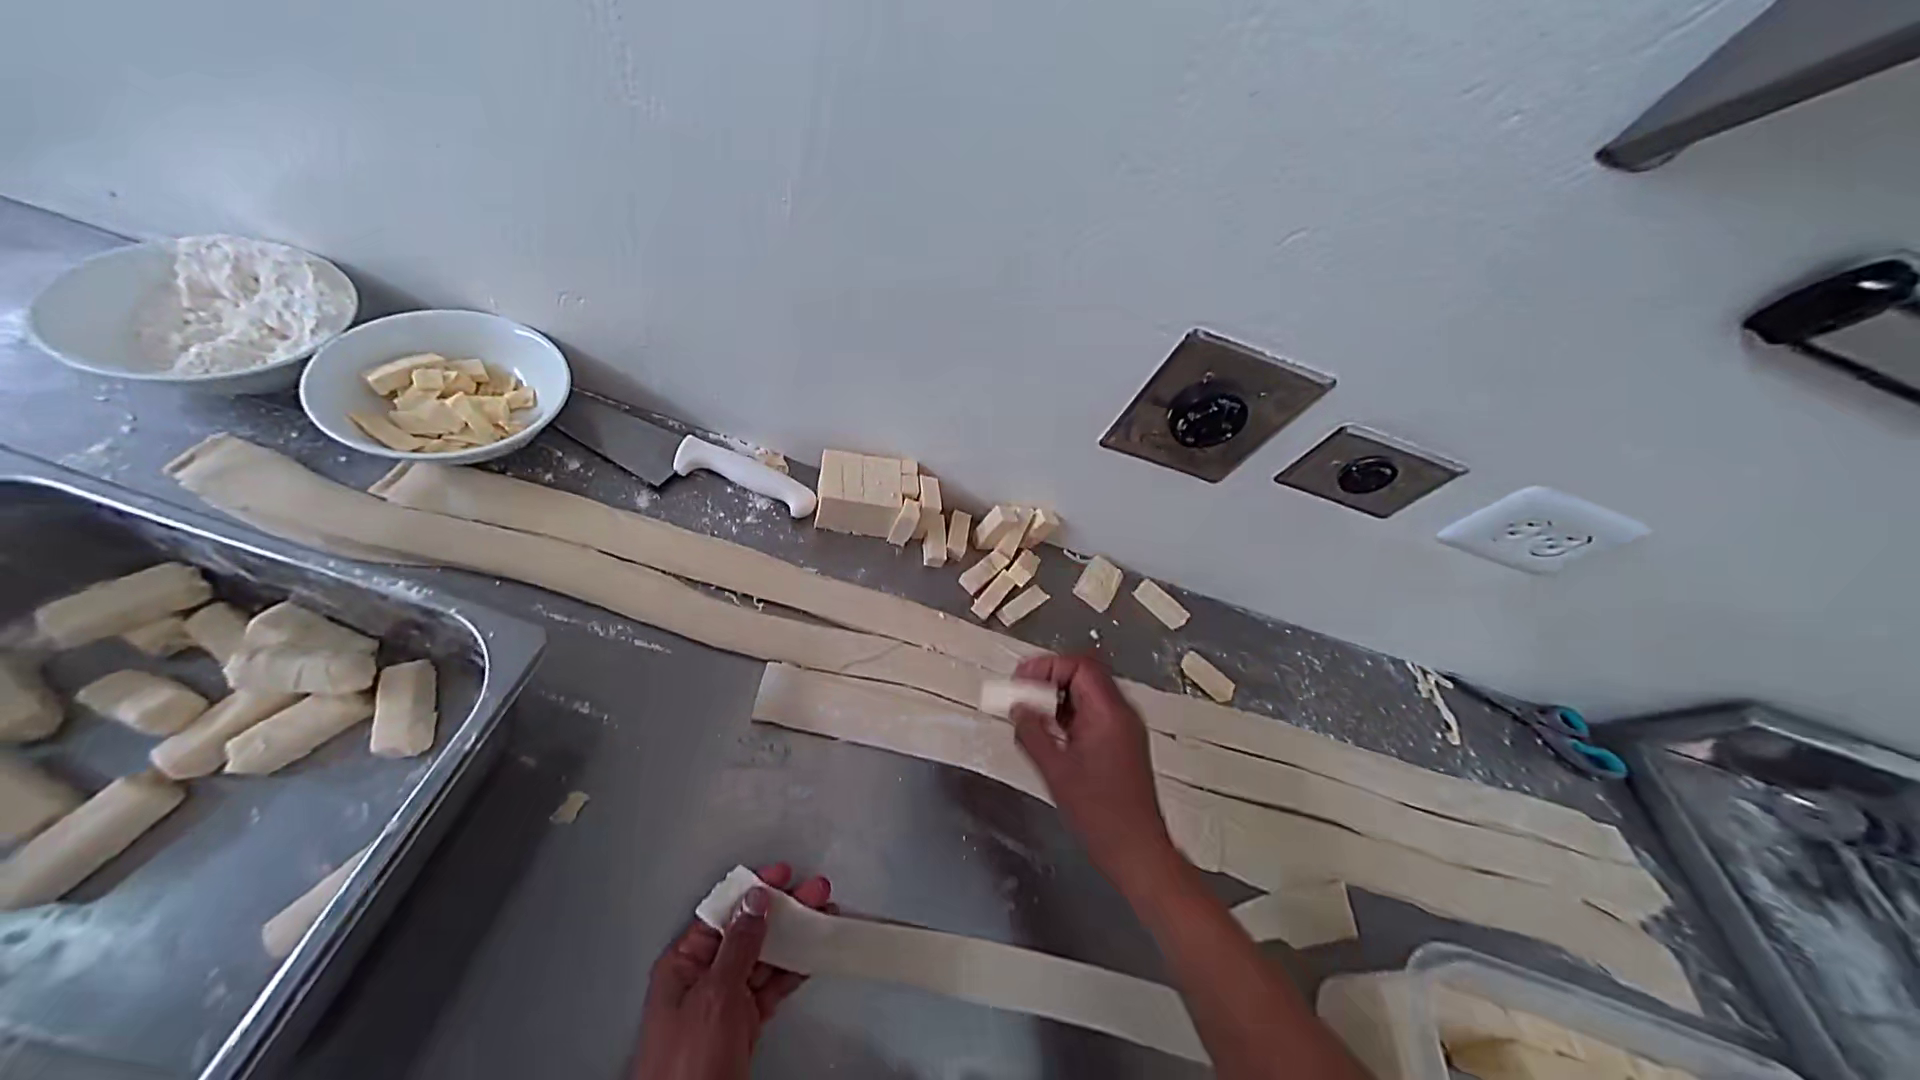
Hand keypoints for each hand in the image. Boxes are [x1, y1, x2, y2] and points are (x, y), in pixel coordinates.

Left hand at [631, 863, 832, 1079]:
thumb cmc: (685, 1068)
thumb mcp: (714, 996)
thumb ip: (738, 946)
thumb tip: (754, 901)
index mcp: (684, 964)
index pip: (723, 913)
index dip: (753, 891)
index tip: (782, 875)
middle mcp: (704, 977)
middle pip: (749, 931)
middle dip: (784, 909)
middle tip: (815, 891)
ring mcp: (724, 1001)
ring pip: (766, 956)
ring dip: (795, 936)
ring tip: (822, 915)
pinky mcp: (743, 1024)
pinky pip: (772, 986)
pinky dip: (793, 969)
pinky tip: (812, 953)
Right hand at [1010, 654, 1178, 888]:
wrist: (1136, 850)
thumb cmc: (1102, 815)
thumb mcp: (1055, 770)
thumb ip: (1032, 733)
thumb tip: (1018, 709)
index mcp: (1109, 713)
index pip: (1079, 666)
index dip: (1046, 667)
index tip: (1021, 679)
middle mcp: (1121, 714)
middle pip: (1084, 675)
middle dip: (1049, 680)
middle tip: (1021, 693)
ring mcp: (1124, 728)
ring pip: (1087, 694)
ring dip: (1057, 698)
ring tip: (1030, 715)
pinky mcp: (1121, 743)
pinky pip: (1092, 714)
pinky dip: (1068, 715)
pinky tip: (1050, 734)